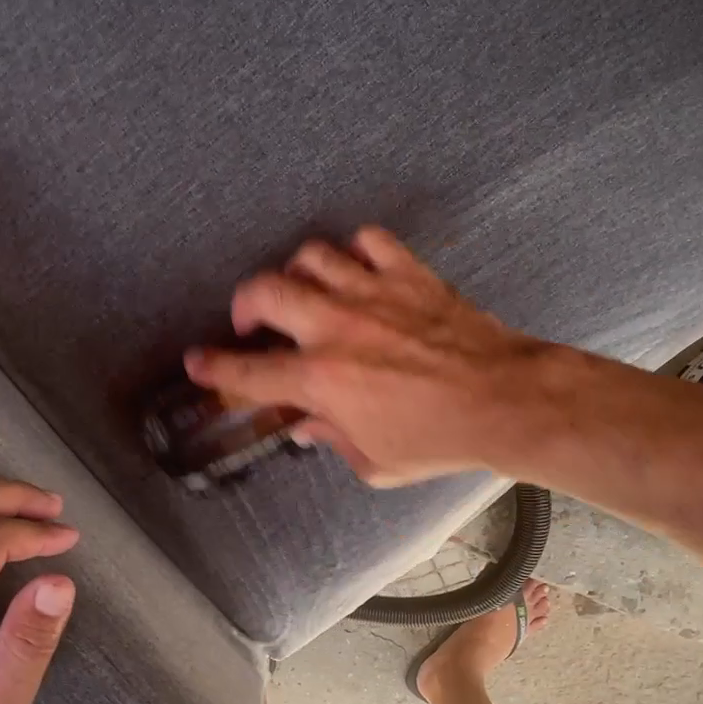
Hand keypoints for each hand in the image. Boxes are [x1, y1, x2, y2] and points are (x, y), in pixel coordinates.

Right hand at [182, 226, 569, 485]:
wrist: (503, 401)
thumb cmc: (439, 439)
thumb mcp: (375, 462)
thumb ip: (333, 440)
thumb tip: (311, 426)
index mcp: (322, 380)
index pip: (250, 372)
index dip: (215, 367)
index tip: (199, 362)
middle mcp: (337, 328)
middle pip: (265, 292)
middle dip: (245, 304)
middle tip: (251, 321)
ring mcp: (372, 293)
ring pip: (311, 257)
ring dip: (297, 274)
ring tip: (304, 293)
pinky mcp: (408, 275)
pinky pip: (368, 241)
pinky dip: (354, 251)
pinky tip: (356, 271)